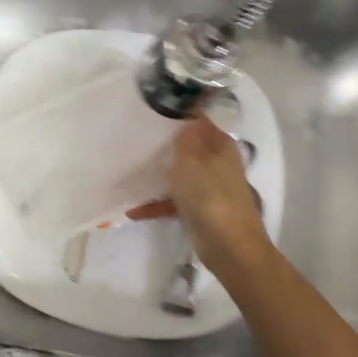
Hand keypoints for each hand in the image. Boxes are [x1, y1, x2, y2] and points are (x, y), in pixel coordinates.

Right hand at [134, 114, 270, 259]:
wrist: (229, 245)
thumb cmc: (209, 195)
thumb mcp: (191, 160)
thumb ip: (185, 137)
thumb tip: (190, 111)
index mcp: (220, 146)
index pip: (199, 122)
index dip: (179, 115)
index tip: (151, 111)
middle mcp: (216, 163)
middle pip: (188, 148)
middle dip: (164, 146)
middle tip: (135, 140)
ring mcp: (208, 188)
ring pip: (180, 175)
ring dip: (157, 176)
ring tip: (128, 172)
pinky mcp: (200, 210)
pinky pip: (174, 202)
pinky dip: (156, 205)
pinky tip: (132, 210)